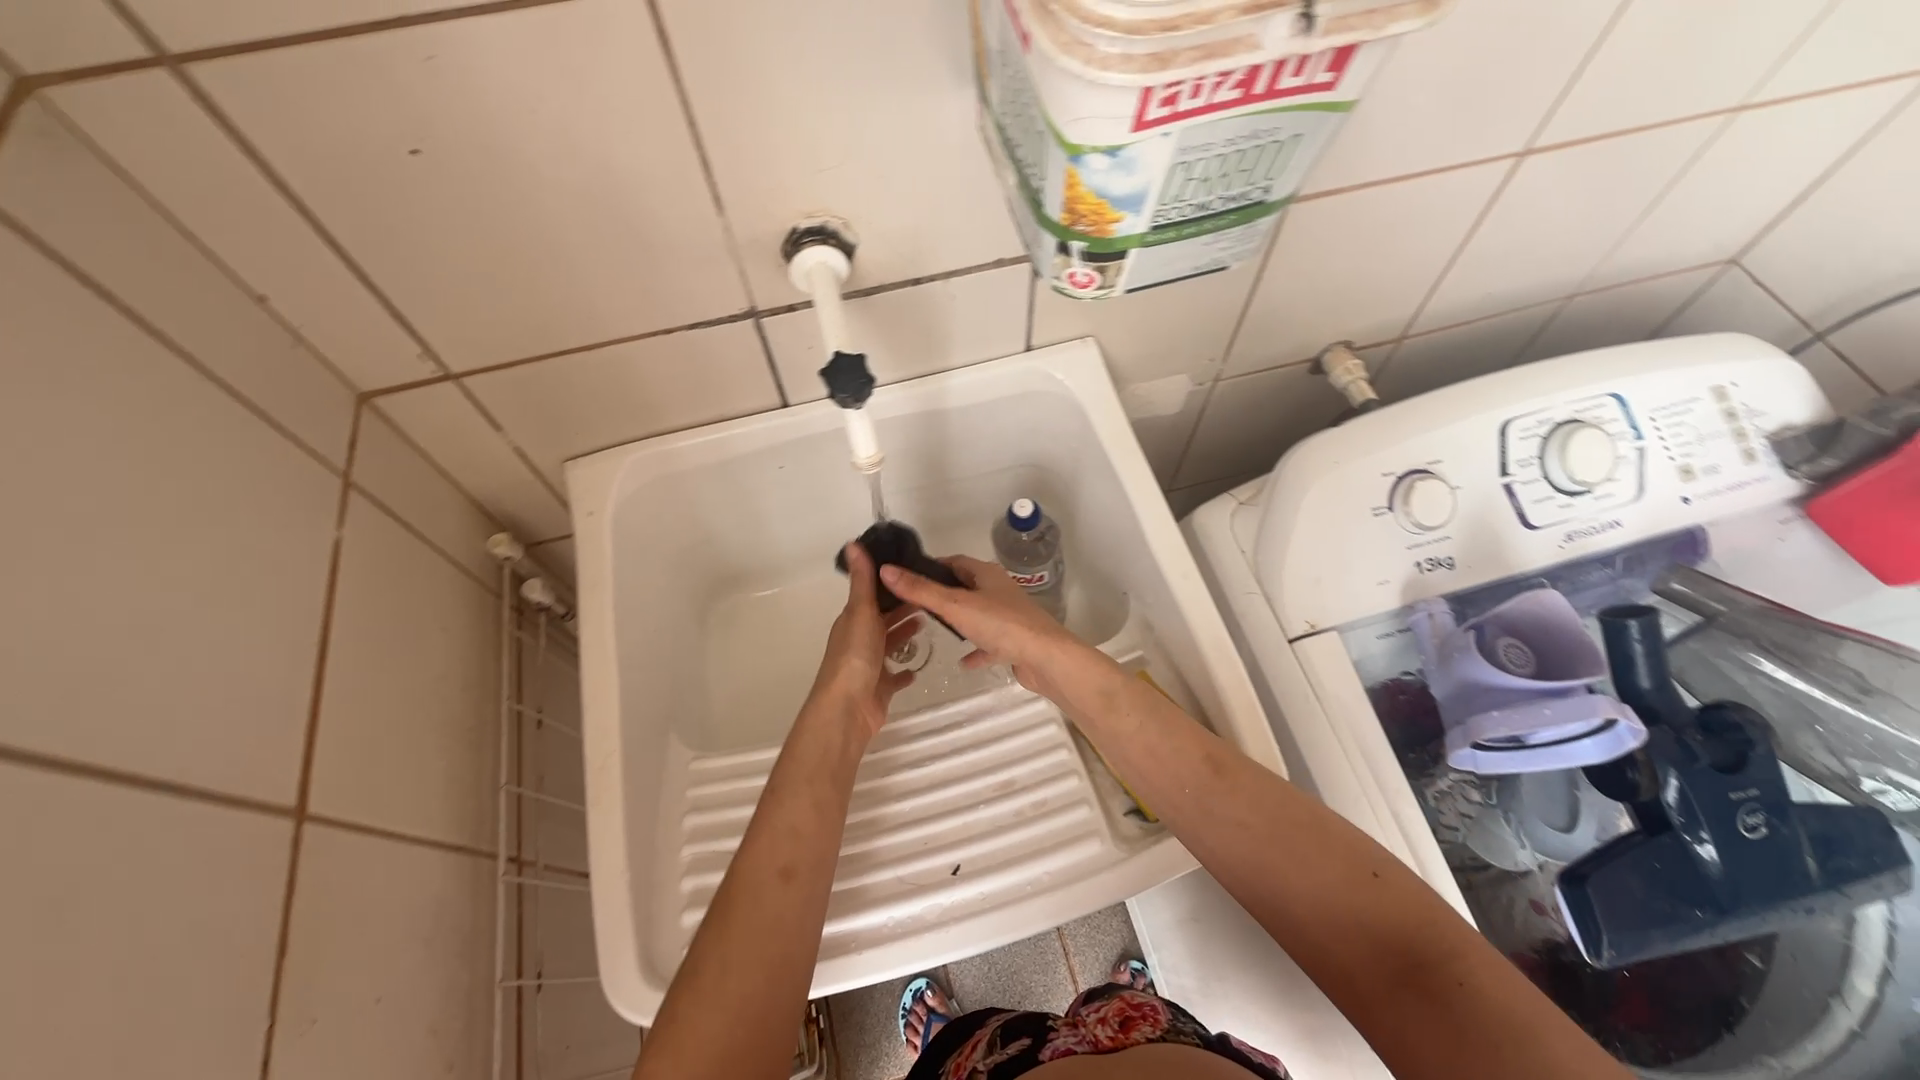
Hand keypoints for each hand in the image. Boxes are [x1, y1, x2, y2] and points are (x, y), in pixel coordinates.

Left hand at [807, 543, 920, 737]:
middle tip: (929, 597)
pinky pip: (894, 678)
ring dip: (903, 635)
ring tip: (927, 625)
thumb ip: (862, 580)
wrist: (847, 707)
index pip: (873, 597)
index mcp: (853, 621)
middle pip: (882, 620)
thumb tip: (852, 543)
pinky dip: (904, 672)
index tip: (914, 574)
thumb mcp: (861, 611)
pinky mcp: (879, 689)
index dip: (891, 586)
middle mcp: (859, 641)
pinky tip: (916, 669)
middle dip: (901, 609)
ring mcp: (869, 667)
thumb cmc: (855, 656)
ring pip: (888, 646)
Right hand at [879, 555, 1086, 696]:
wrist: (1045, 658)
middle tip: (915, 604)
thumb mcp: (955, 606)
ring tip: (934, 630)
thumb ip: (921, 590)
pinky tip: (962, 662)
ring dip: (959, 621)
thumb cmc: (1001, 625)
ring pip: (977, 615)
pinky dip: (975, 650)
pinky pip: (989, 643)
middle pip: (966, 587)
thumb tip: (886, 569)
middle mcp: (998, 591)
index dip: (931, 567)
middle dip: (942, 593)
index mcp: (986, 575)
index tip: (907, 576)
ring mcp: (1008, 617)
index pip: (954, 562)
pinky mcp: (1014, 642)